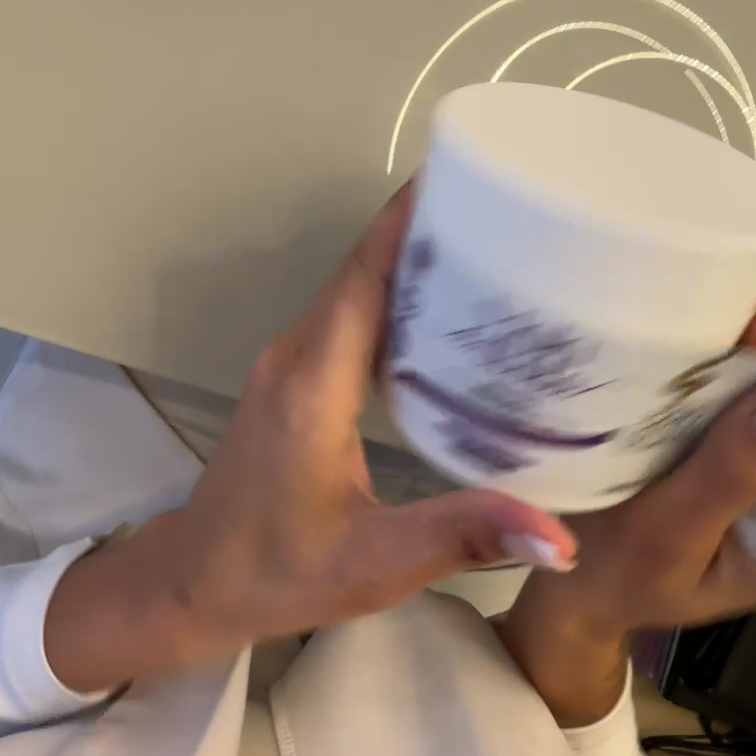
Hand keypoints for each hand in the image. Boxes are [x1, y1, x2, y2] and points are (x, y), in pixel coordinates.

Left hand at [46, 186, 575, 692]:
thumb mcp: (374, 562)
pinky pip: (349, 317)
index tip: (467, 174)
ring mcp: (291, 363)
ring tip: (491, 251)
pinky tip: (445, 316)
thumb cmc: (275, 571)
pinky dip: (395, 299)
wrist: (194, 581)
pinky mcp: (295, 379)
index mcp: (314, 382)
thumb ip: (462, 536)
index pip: (363, 274)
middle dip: (426, 229)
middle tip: (508, 213)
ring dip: (411, 260)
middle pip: (362, 267)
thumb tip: (561, 537)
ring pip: (355, 288)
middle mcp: (298, 355)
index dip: (407, 219)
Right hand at [498, 208, 755, 724]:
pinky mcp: (680, 439)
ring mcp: (721, 450)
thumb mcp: (676, 541)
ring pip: (732, 369)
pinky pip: (690, 382)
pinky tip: (657, 293)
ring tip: (710, 230)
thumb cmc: (615, 583)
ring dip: (723, 305)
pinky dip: (680, 338)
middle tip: (752, 210)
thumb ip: (739, 475)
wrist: (565, 602)